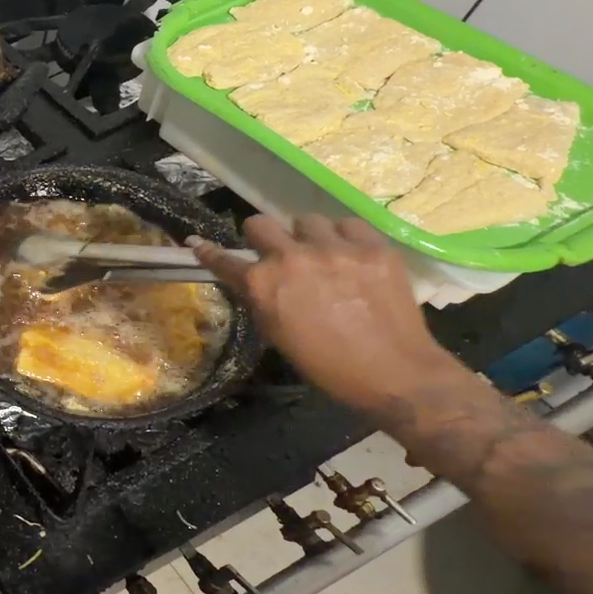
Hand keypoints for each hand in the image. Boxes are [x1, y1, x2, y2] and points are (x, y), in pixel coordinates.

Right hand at [191, 215, 464, 410]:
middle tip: (275, 251)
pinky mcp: (374, 249)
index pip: (223, 258)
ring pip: (307, 221)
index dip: (208, 252)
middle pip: (261, 223)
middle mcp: (292, 258)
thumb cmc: (323, 361)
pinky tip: (349, 254)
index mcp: (262, 283)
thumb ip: (259, 296)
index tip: (199, 245)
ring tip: (321, 253)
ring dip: (307, 236)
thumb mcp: (274, 330)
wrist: (393, 372)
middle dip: (262, 237)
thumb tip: (250, 278)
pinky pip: (350, 225)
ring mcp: (336, 250)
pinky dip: (344, 236)